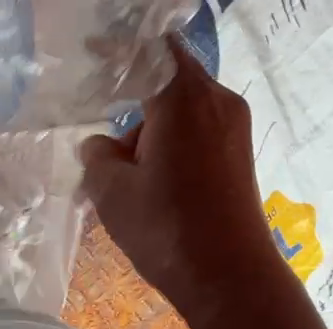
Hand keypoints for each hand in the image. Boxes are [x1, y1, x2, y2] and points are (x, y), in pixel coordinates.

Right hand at [80, 36, 282, 324]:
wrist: (226, 273)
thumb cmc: (164, 228)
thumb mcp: (112, 194)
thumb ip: (98, 159)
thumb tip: (99, 145)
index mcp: (181, 98)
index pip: (149, 53)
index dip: (119, 52)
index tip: (93, 57)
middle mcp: (216, 100)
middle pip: (167, 87)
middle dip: (134, 115)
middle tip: (106, 160)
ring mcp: (234, 128)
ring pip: (182, 116)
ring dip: (152, 139)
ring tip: (128, 188)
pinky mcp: (239, 155)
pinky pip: (198, 137)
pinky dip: (172, 153)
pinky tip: (155, 192)